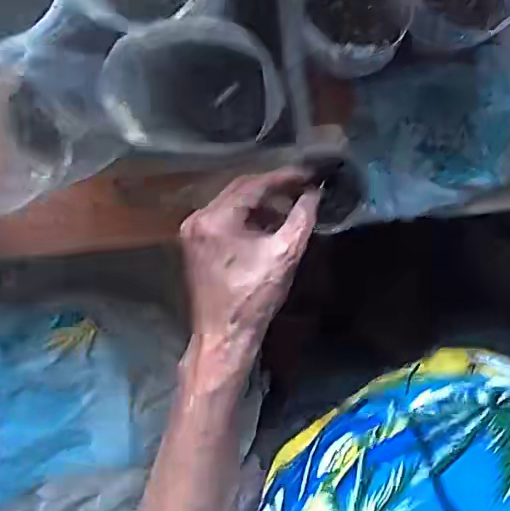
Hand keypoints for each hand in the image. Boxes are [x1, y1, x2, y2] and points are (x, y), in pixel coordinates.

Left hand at [179, 169, 318, 377]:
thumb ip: (302, 217)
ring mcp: (194, 230)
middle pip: (242, 188)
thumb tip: (315, 192)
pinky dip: (250, 215)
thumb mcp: (285, 253)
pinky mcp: (197, 243)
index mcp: (216, 219)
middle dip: (275, 186)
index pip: (255, 184)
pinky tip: (272, 222)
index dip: (285, 177)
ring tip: (292, 204)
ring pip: (234, 201)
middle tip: (303, 185)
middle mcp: (199, 218)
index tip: (310, 174)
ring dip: (263, 200)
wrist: (225, 336)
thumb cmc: (254, 297)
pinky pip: (227, 216)